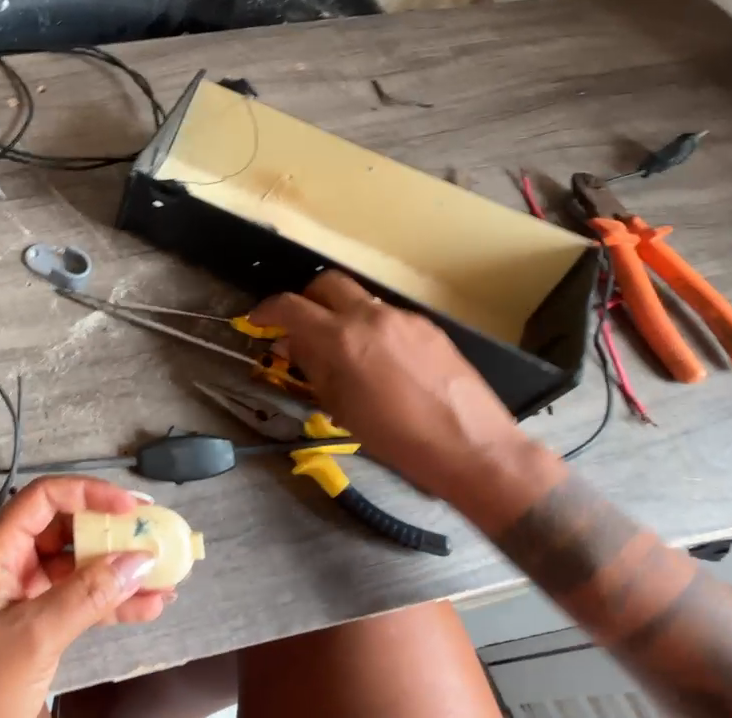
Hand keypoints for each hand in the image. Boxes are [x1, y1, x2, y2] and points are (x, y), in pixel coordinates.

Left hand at [0, 478, 170, 717]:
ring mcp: (23, 594)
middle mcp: (10, 562)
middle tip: (155, 536)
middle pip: (65, 528)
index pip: (45, 498)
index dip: (88, 493)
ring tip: (165, 575)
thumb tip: (138, 561)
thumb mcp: (35, 635)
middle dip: (110, 531)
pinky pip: (79, 600)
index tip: (130, 507)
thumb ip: (87, 596)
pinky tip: (148, 606)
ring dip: (118, 570)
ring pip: (77, 566)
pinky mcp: (36, 624)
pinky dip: (111, 603)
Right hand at [248, 270, 526, 500]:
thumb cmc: (397, 438)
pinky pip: (388, 316)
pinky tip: (381, 361)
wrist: (474, 449)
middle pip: (326, 283)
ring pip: (360, 299)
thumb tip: (291, 344)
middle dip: (307, 298)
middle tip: (300, 324)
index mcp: (341, 338)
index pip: (290, 306)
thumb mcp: (340, 407)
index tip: (257, 320)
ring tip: (343, 349)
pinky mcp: (429, 328)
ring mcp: (403, 318)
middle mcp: (370, 316)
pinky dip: (372, 328)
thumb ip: (312, 366)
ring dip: (341, 313)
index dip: (266, 310)